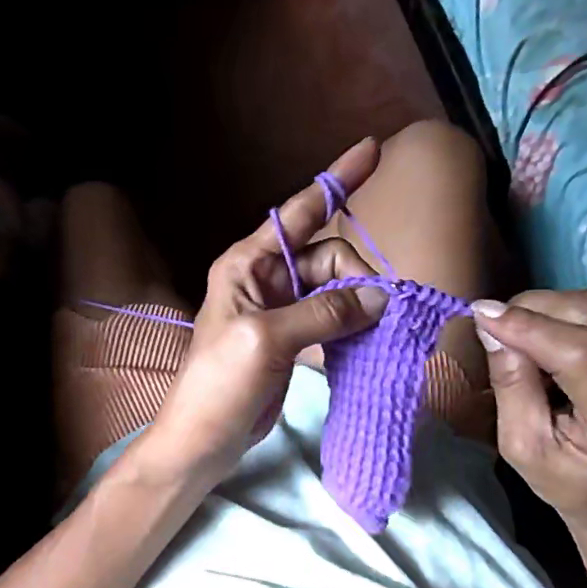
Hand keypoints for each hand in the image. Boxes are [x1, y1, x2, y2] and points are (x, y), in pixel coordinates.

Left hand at [149, 140, 390, 481]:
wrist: (203, 439)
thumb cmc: (219, 383)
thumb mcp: (265, 340)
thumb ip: (322, 313)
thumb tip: (381, 297)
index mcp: (247, 264)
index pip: (298, 212)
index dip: (335, 180)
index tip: (372, 148)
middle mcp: (264, 278)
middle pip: (328, 256)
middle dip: (358, 275)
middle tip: (379, 311)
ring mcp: (280, 309)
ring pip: (337, 288)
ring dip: (362, 302)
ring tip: (383, 326)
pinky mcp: (293, 338)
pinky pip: (334, 317)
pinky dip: (354, 324)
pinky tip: (370, 340)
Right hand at [472, 290, 586, 532]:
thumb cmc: (565, 479)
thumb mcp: (520, 445)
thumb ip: (510, 385)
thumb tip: (491, 326)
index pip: (582, 354)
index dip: (528, 326)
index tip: (481, 313)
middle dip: (535, 308)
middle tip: (496, 320)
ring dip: (551, 312)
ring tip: (522, 334)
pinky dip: (572, 322)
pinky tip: (556, 346)